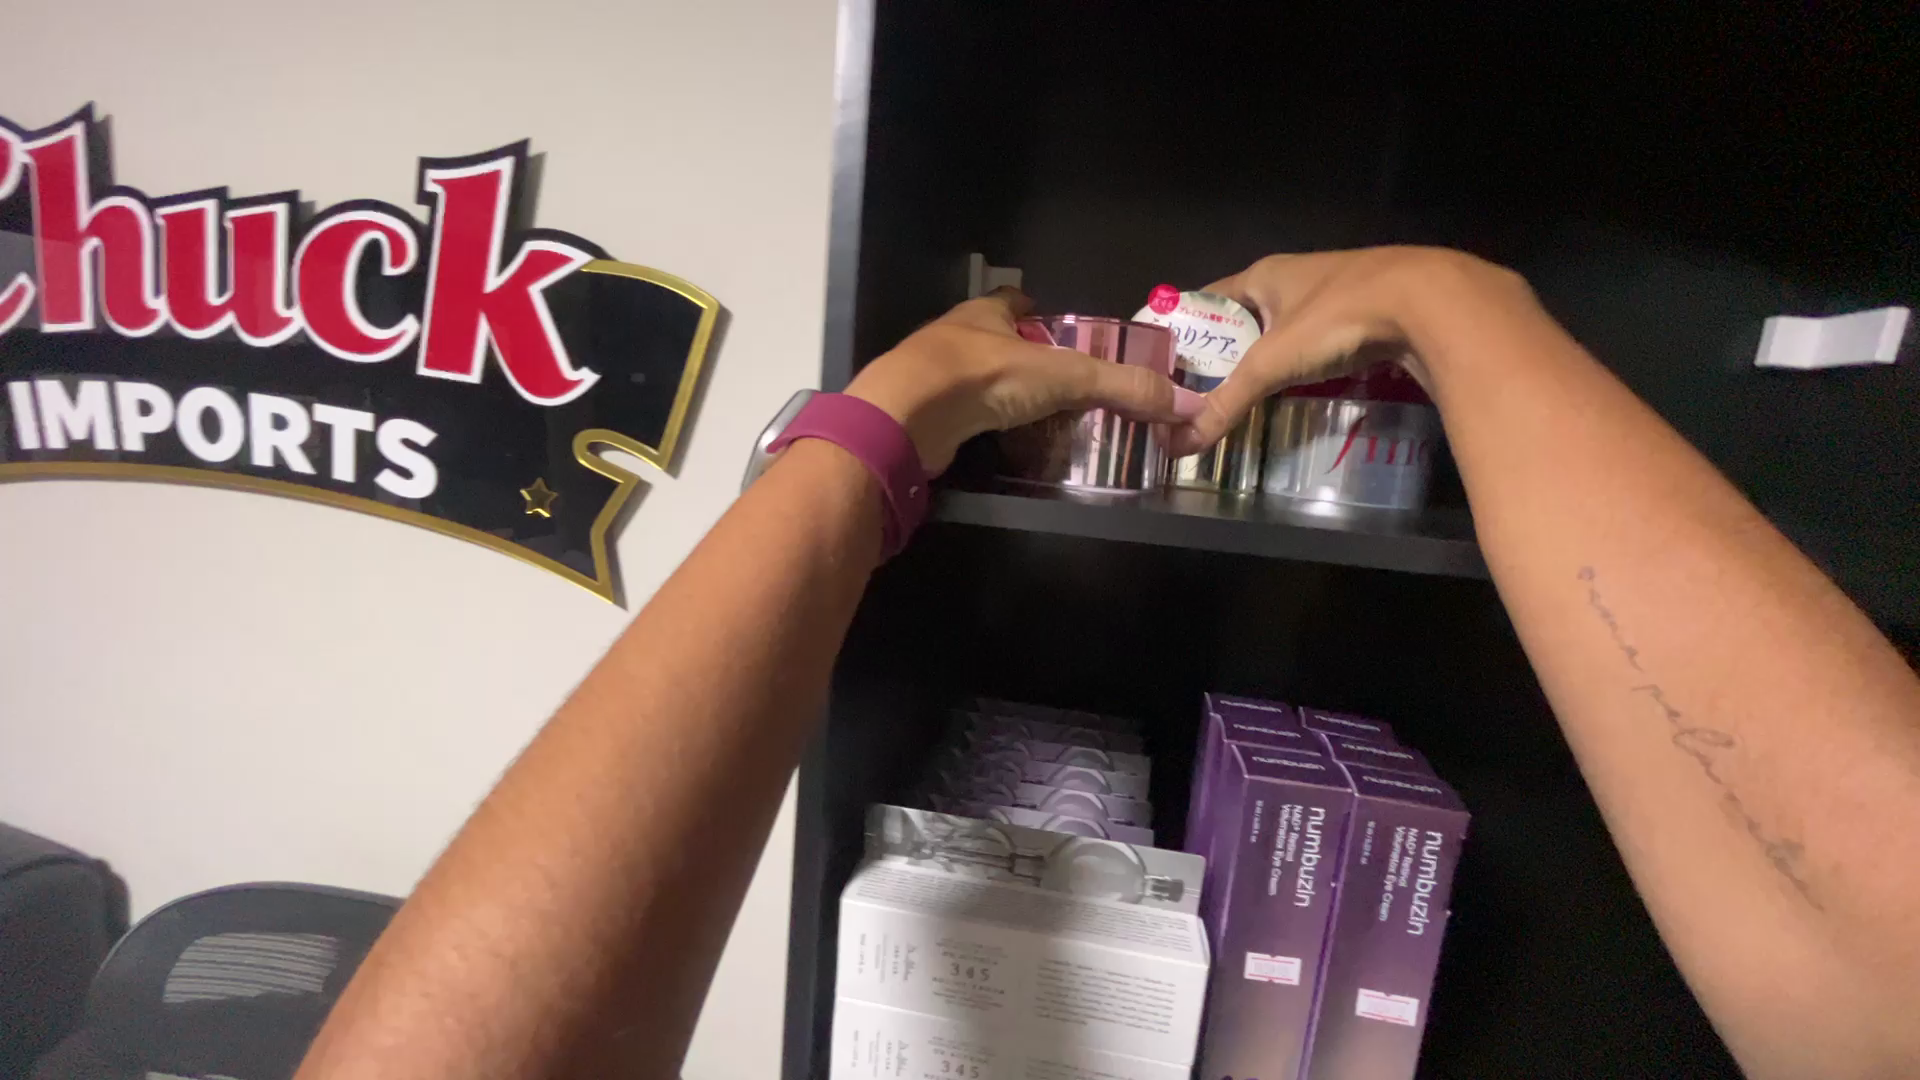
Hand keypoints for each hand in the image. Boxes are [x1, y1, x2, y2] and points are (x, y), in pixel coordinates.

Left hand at [849, 289, 1205, 473]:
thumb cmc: (983, 376)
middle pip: (996, 342)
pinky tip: (999, 439)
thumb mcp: (1063, 377)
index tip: (1061, 332)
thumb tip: (1183, 404)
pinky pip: (961, 413)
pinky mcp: (924, 413)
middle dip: (1023, 358)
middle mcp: (956, 337)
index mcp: (986, 313)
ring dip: (1000, 393)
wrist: (908, 416)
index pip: (1016, 304)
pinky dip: (981, 422)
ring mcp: (934, 375)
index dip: (1039, 314)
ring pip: (974, 378)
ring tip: (1036, 415)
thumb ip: (1120, 388)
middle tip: (1058, 384)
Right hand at [1165, 246, 1531, 456]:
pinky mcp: (1358, 312)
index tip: (1165, 362)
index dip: (1184, 328)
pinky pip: (1311, 340)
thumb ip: (1226, 403)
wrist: (1430, 303)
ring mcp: (1329, 293)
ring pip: (1277, 328)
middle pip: (1240, 316)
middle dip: (1219, 349)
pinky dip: (1295, 362)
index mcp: (1262, 275)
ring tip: (1236, 392)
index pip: (1205, 299)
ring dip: (1258, 356)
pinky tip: (1289, 387)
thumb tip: (1179, 444)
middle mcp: (1292, 277)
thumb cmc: (1336, 318)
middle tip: (1195, 387)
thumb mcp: (1271, 363)